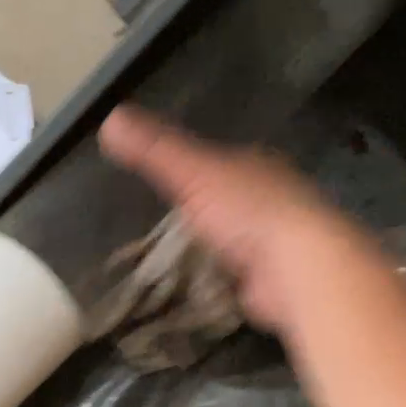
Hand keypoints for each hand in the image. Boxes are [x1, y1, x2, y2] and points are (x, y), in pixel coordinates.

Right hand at [98, 105, 355, 329]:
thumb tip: (109, 118)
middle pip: (230, 200)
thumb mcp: (190, 171)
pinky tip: (200, 287)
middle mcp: (273, 197)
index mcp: (257, 164)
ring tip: (174, 261)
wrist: (296, 266)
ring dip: (213, 248)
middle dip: (204, 212)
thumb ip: (153, 149)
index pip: (220, 159)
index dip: (193, 167)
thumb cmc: (246, 210)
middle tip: (164, 229)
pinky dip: (221, 279)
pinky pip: (239, 275)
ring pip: (236, 238)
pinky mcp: (275, 279)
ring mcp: (277, 241)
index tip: (166, 180)